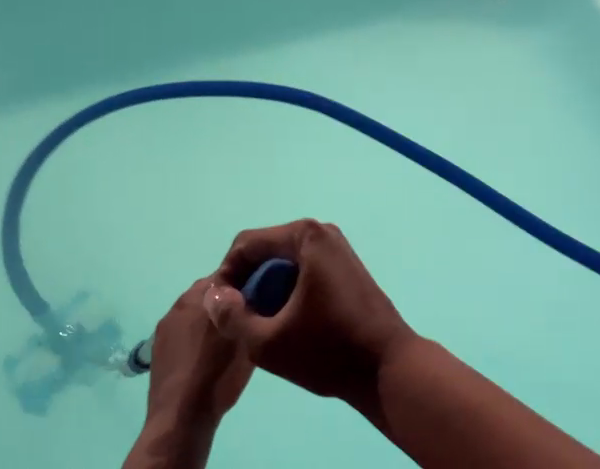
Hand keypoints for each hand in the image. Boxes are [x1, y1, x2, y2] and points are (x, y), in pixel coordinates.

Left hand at [143, 277, 253, 431]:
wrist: (182, 416)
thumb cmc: (220, 372)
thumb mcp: (248, 335)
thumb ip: (251, 306)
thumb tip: (255, 291)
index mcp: (203, 292)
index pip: (229, 272)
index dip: (245, 282)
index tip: (257, 297)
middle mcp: (181, 301)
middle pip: (210, 291)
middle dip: (226, 300)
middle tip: (243, 320)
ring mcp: (165, 325)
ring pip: (194, 311)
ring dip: (207, 318)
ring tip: (223, 342)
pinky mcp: (157, 347)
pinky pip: (182, 331)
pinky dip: (193, 337)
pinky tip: (203, 357)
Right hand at [203, 220, 417, 410]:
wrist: (386, 367)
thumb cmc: (327, 351)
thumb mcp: (267, 343)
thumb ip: (231, 317)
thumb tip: (213, 296)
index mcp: (305, 236)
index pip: (246, 245)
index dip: (226, 276)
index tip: (220, 312)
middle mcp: (322, 232)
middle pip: (266, 250)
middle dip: (247, 282)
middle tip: (237, 320)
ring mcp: (337, 248)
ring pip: (284, 262)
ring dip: (266, 288)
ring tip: (257, 324)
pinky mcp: (345, 266)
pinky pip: (303, 269)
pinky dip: (287, 290)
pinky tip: (284, 322)